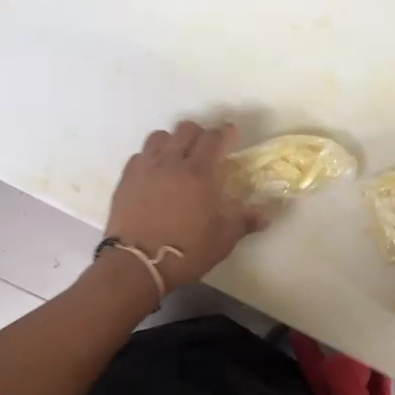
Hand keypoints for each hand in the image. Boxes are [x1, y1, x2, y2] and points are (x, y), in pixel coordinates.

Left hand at [105, 121, 271, 292]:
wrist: (138, 264)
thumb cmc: (186, 251)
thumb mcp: (223, 239)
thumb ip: (245, 220)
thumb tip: (268, 213)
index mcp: (200, 173)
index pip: (215, 138)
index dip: (226, 133)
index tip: (232, 136)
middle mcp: (172, 162)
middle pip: (187, 129)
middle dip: (201, 134)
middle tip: (207, 149)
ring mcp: (146, 168)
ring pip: (160, 136)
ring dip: (173, 141)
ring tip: (178, 157)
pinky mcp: (126, 178)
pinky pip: (140, 155)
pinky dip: (151, 157)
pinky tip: (155, 173)